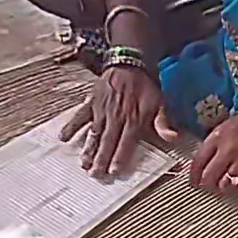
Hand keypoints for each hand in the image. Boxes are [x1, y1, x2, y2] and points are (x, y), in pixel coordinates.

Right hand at [61, 66, 176, 175]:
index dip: (119, 157)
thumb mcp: (161, 103)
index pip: (126, 142)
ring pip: (93, 132)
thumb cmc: (147, 87)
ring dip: (87, 149)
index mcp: (133, 119)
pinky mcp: (91, 102)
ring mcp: (101, 109)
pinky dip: (71, 126)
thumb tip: (174, 138)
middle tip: (94, 175)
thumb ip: (164, 123)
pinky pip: (79, 115)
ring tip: (83, 164)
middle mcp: (115, 116)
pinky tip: (63, 138)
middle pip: (107, 141)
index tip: (112, 171)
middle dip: (100, 159)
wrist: (130, 63)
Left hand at [191, 108, 237, 194]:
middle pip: (209, 177)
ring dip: (222, 188)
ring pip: (225, 185)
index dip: (194, 175)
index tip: (194, 182)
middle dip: (207, 184)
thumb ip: (215, 142)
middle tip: (209, 186)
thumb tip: (205, 161)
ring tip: (224, 186)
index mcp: (218, 137)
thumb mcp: (227, 125)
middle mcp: (228, 150)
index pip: (198, 161)